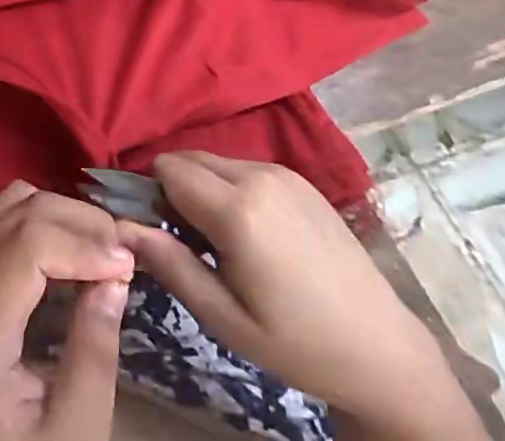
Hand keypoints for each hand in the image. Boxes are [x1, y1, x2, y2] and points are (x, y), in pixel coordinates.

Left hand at [0, 181, 134, 440]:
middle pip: (23, 212)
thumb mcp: (66, 432)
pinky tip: (67, 246)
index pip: (29, 243)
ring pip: (12, 202)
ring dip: (62, 213)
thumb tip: (116, 279)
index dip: (84, 244)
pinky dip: (40, 214)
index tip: (128, 268)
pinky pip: (2, 214)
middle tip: (123, 258)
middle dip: (82, 222)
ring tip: (100, 249)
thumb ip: (93, 355)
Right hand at [117, 153, 485, 440]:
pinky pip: (244, 167)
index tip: (155, 229)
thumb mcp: (224, 319)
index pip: (166, 169)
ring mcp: (283, 172)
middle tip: (183, 238)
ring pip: (215, 160)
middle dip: (172, 187)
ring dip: (201, 186)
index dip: (149, 193)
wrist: (381, 347)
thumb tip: (123, 226)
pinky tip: (248, 230)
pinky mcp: (300, 178)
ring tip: (217, 238)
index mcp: (238, 209)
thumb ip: (170, 264)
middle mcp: (258, 175)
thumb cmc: (296, 342)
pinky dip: (229, 186)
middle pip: (188, 158)